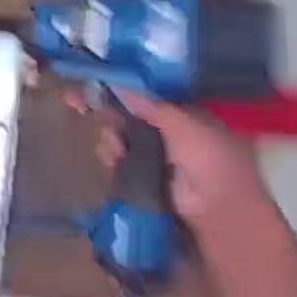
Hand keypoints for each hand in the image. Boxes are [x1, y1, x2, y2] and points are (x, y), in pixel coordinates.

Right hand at [97, 92, 269, 221]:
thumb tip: (120, 85)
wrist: (218, 213)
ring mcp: (155, 158)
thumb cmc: (210, 161)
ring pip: (118, 138)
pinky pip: (118, 161)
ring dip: (110, 138)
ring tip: (115, 149)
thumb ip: (151, 105)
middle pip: (127, 116)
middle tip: (77, 104)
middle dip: (108, 113)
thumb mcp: (184, 124)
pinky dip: (111, 157)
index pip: (147, 96)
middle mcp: (167, 134)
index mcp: (184, 115)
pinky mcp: (141, 179)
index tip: (92, 83)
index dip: (119, 89)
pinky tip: (113, 160)